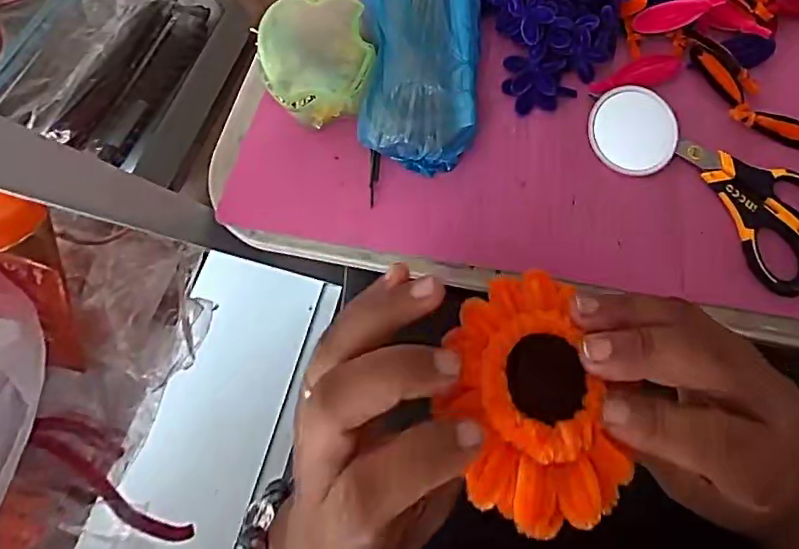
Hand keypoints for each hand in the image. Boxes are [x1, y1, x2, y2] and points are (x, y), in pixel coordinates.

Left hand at [275, 264, 482, 548]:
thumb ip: (443, 475)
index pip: (369, 487)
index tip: (476, 434)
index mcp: (340, 514)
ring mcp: (312, 415)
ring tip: (430, 289)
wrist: (320, 534)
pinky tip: (402, 276)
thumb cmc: (376, 533)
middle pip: (334, 404)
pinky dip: (374, 301)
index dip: (425, 456)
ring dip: (384, 313)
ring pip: (329, 355)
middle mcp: (317, 459)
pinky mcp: (319, 381)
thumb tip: (487, 417)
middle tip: (452, 361)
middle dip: (397, 370)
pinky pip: (338, 334)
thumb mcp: (413, 525)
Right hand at [572, 292, 798, 546]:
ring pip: (689, 321)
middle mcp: (765, 395)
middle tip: (585, 348)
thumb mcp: (698, 493)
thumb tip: (603, 410)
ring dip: (629, 312)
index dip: (657, 420)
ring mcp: (749, 355)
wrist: (791, 468)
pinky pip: (681, 312)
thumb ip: (657, 451)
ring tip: (581, 310)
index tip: (603, 408)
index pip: (713, 434)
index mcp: (763, 457)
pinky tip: (603, 306)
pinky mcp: (728, 332)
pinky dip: (637, 306)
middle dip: (642, 348)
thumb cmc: (738, 494)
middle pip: (705, 358)